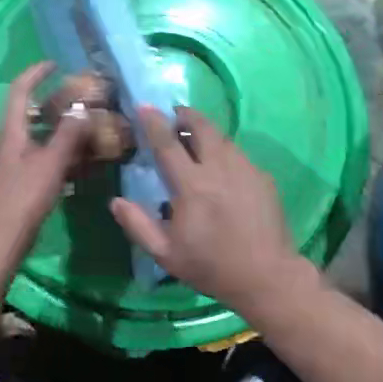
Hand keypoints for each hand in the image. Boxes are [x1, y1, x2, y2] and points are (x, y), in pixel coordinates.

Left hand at [0, 62, 87, 254]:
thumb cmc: (23, 199)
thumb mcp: (51, 163)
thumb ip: (68, 135)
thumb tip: (83, 108)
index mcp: (10, 132)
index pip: (19, 91)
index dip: (35, 73)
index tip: (55, 64)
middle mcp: (7, 143)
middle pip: (27, 113)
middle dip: (52, 102)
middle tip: (79, 99)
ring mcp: (10, 164)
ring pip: (35, 136)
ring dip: (57, 129)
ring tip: (85, 128)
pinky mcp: (16, 183)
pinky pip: (39, 157)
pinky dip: (57, 152)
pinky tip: (77, 162)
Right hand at [109, 106, 313, 308]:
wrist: (266, 275)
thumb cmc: (212, 266)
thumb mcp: (166, 254)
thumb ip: (138, 225)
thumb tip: (116, 201)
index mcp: (192, 186)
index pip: (168, 145)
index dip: (154, 123)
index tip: (144, 106)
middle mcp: (220, 169)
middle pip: (202, 128)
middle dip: (187, 115)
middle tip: (176, 116)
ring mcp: (246, 170)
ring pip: (224, 138)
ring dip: (207, 132)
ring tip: (196, 138)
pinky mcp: (263, 177)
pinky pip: (239, 155)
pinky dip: (225, 152)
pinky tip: (222, 166)